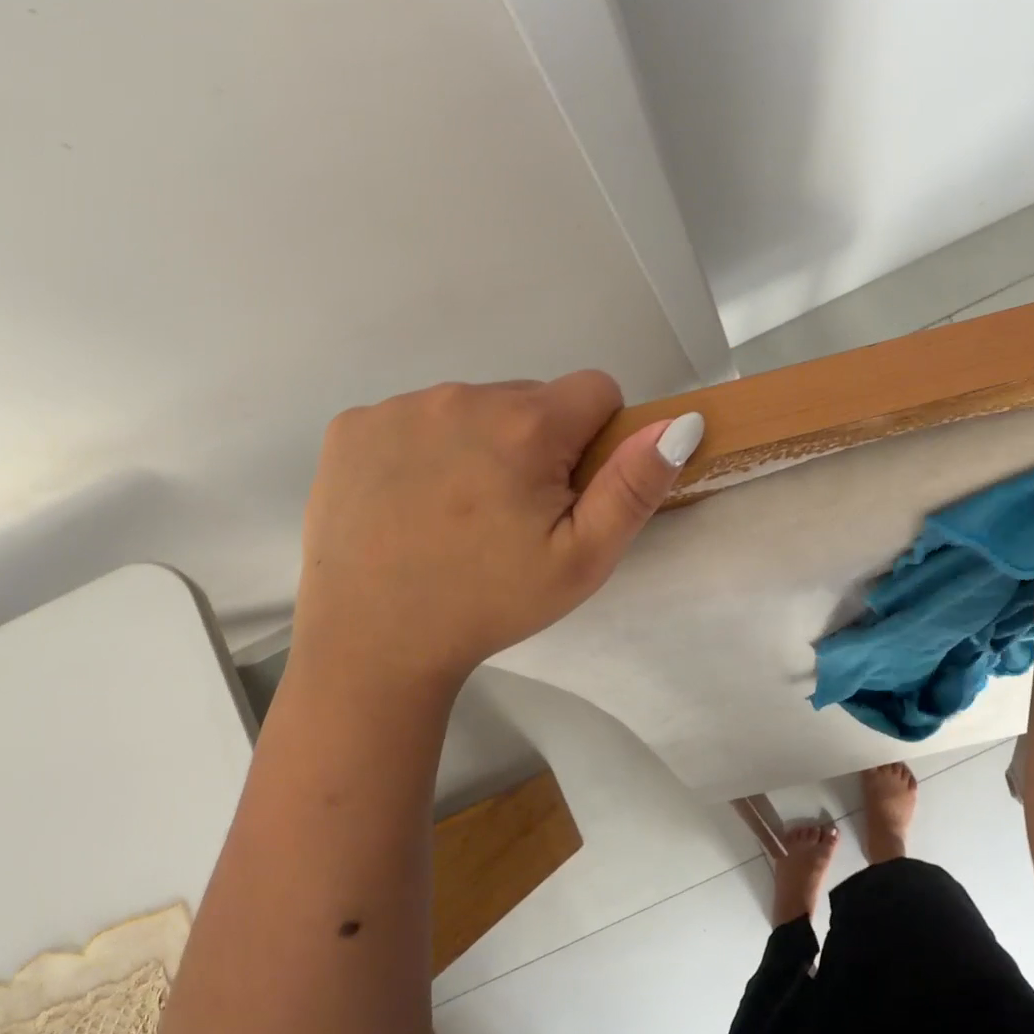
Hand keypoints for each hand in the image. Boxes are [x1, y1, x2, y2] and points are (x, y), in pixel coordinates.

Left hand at [287, 370, 702, 702]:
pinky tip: (413, 504)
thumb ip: (634, 486)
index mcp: (526, 425)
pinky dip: (425, 450)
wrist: (374, 643)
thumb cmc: (491, 603)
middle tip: (514, 514)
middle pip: (533, 399)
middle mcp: (462, 396)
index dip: (597, 438)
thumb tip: (679, 423)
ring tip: (461, 514)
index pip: (596, 390)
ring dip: (482, 444)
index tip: (570, 490)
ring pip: (474, 407)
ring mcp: (399, 407)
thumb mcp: (582, 559)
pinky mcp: (354, 425)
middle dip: (539, 443)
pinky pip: (416, 418)